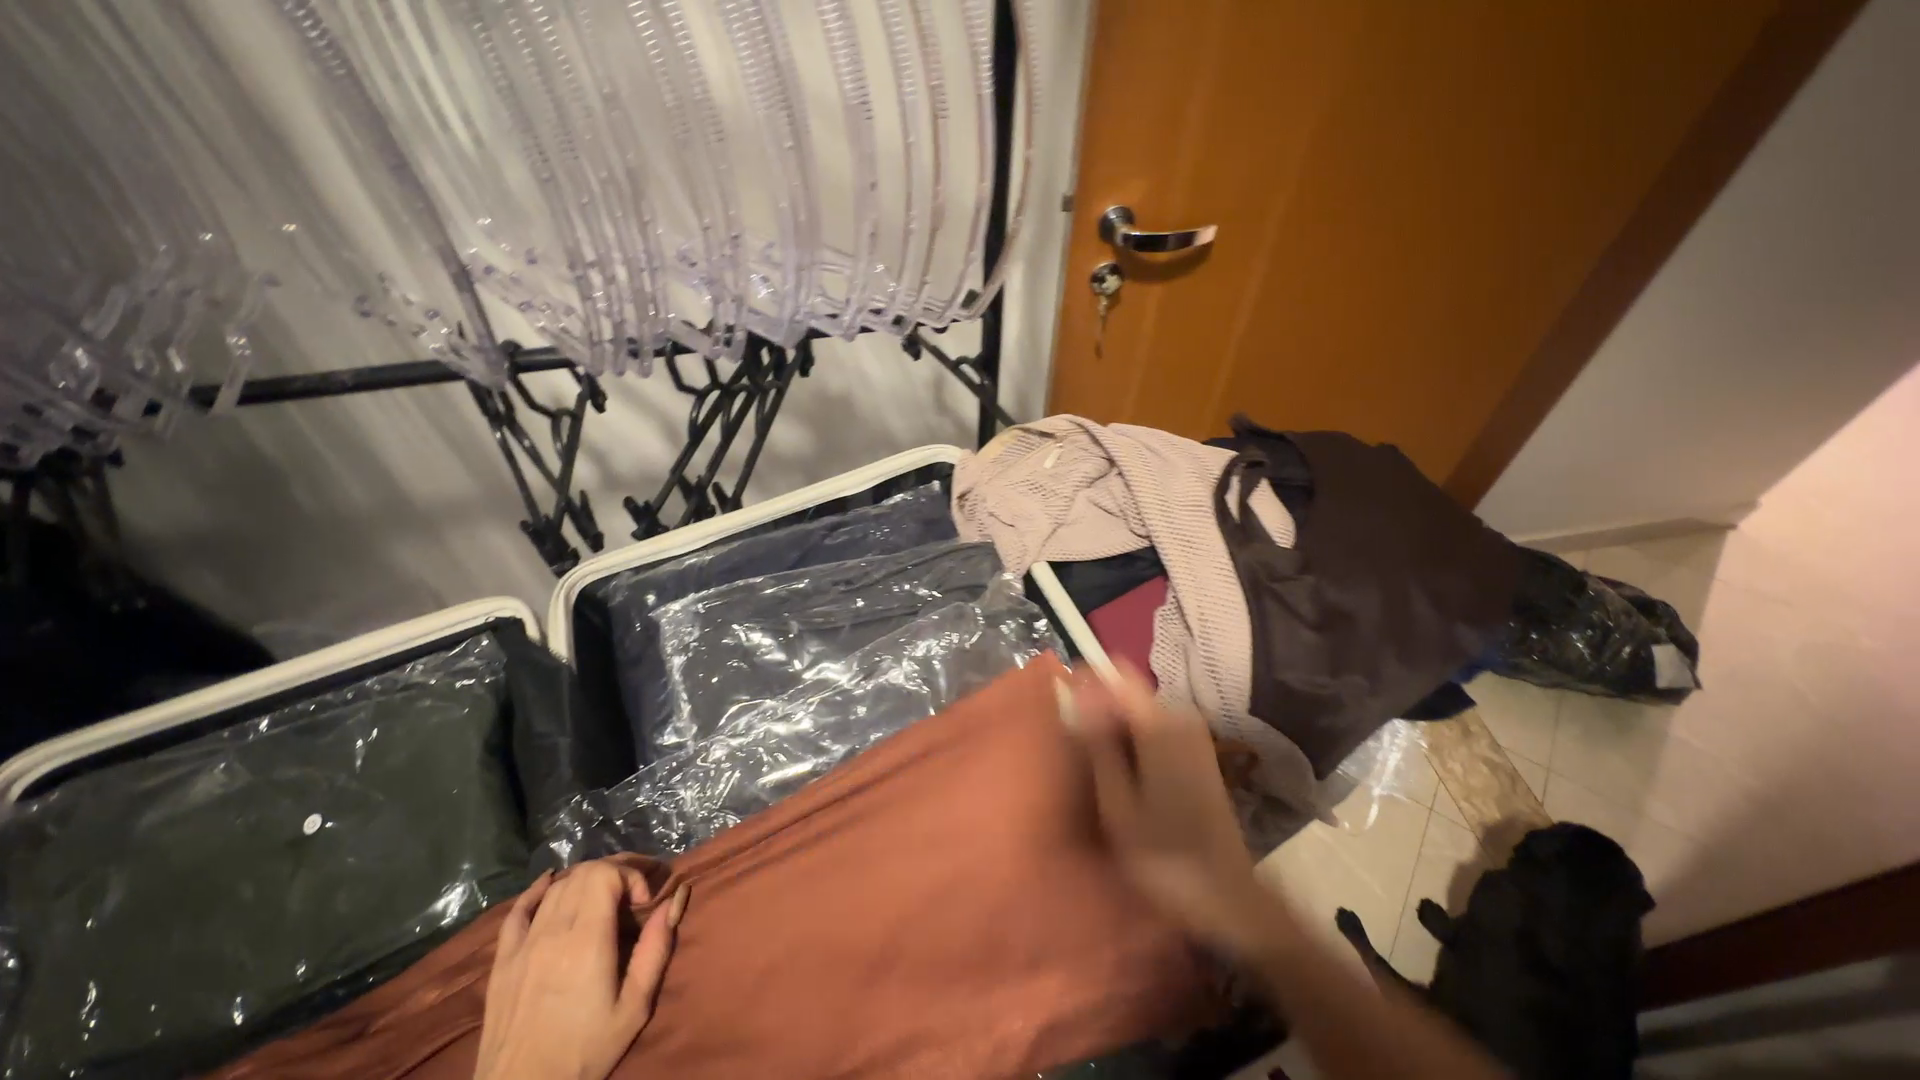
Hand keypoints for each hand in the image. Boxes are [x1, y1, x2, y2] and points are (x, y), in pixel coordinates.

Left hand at [474, 861, 688, 1079]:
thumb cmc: (585, 1052)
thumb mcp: (635, 1006)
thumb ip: (656, 948)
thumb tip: (675, 900)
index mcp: (587, 941)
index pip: (605, 874)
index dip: (631, 876)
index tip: (644, 903)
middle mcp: (552, 932)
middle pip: (583, 873)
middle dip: (615, 871)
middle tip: (634, 893)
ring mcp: (523, 943)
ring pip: (556, 887)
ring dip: (585, 880)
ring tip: (604, 898)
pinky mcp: (503, 959)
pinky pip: (518, 909)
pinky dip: (537, 890)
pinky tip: (551, 882)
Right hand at [1063, 664, 1298, 957]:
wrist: (1226, 897)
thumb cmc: (1164, 856)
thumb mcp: (1117, 802)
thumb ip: (1098, 742)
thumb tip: (1079, 691)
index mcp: (1163, 724)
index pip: (1118, 675)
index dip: (1086, 684)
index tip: (1062, 710)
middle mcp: (1184, 718)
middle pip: (1128, 694)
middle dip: (1099, 715)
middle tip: (1077, 756)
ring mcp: (1195, 736)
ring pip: (1139, 715)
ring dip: (1114, 735)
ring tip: (1097, 775)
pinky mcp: (1199, 754)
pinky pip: (1155, 732)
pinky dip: (1134, 748)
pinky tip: (1124, 784)